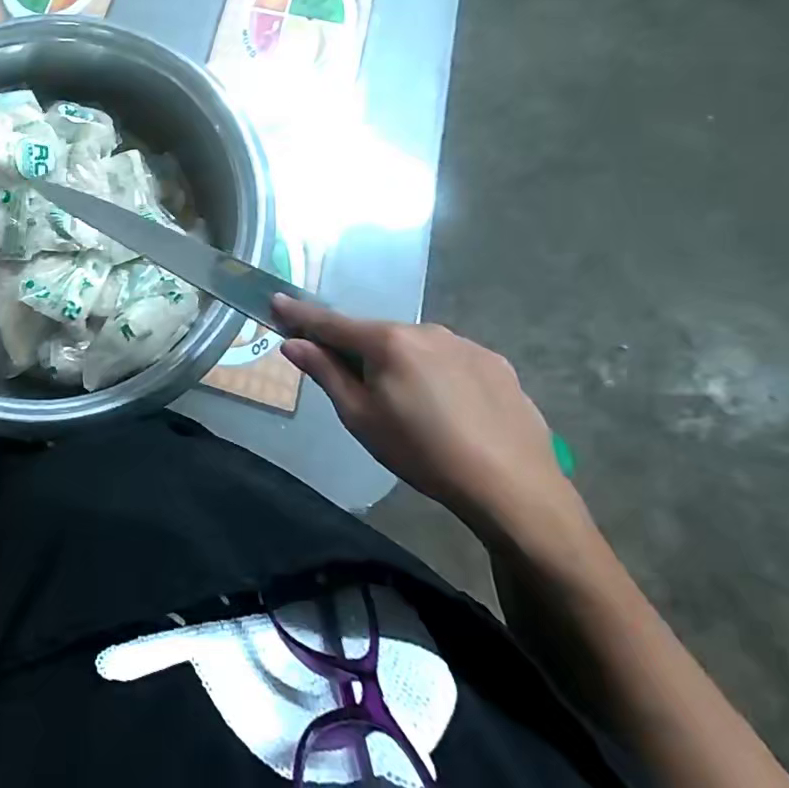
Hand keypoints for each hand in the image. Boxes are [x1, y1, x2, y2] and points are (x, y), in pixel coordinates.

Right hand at [272, 294, 580, 535]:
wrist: (512, 486)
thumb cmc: (421, 452)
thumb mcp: (360, 418)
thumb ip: (326, 374)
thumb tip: (293, 344)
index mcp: (388, 341)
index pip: (331, 323)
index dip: (300, 315)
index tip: (276, 301)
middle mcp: (427, 330)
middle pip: (375, 335)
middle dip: (355, 349)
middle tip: (350, 383)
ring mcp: (466, 344)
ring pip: (415, 347)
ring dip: (398, 363)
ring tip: (407, 406)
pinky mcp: (496, 364)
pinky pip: (449, 360)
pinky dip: (434, 374)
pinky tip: (446, 409)